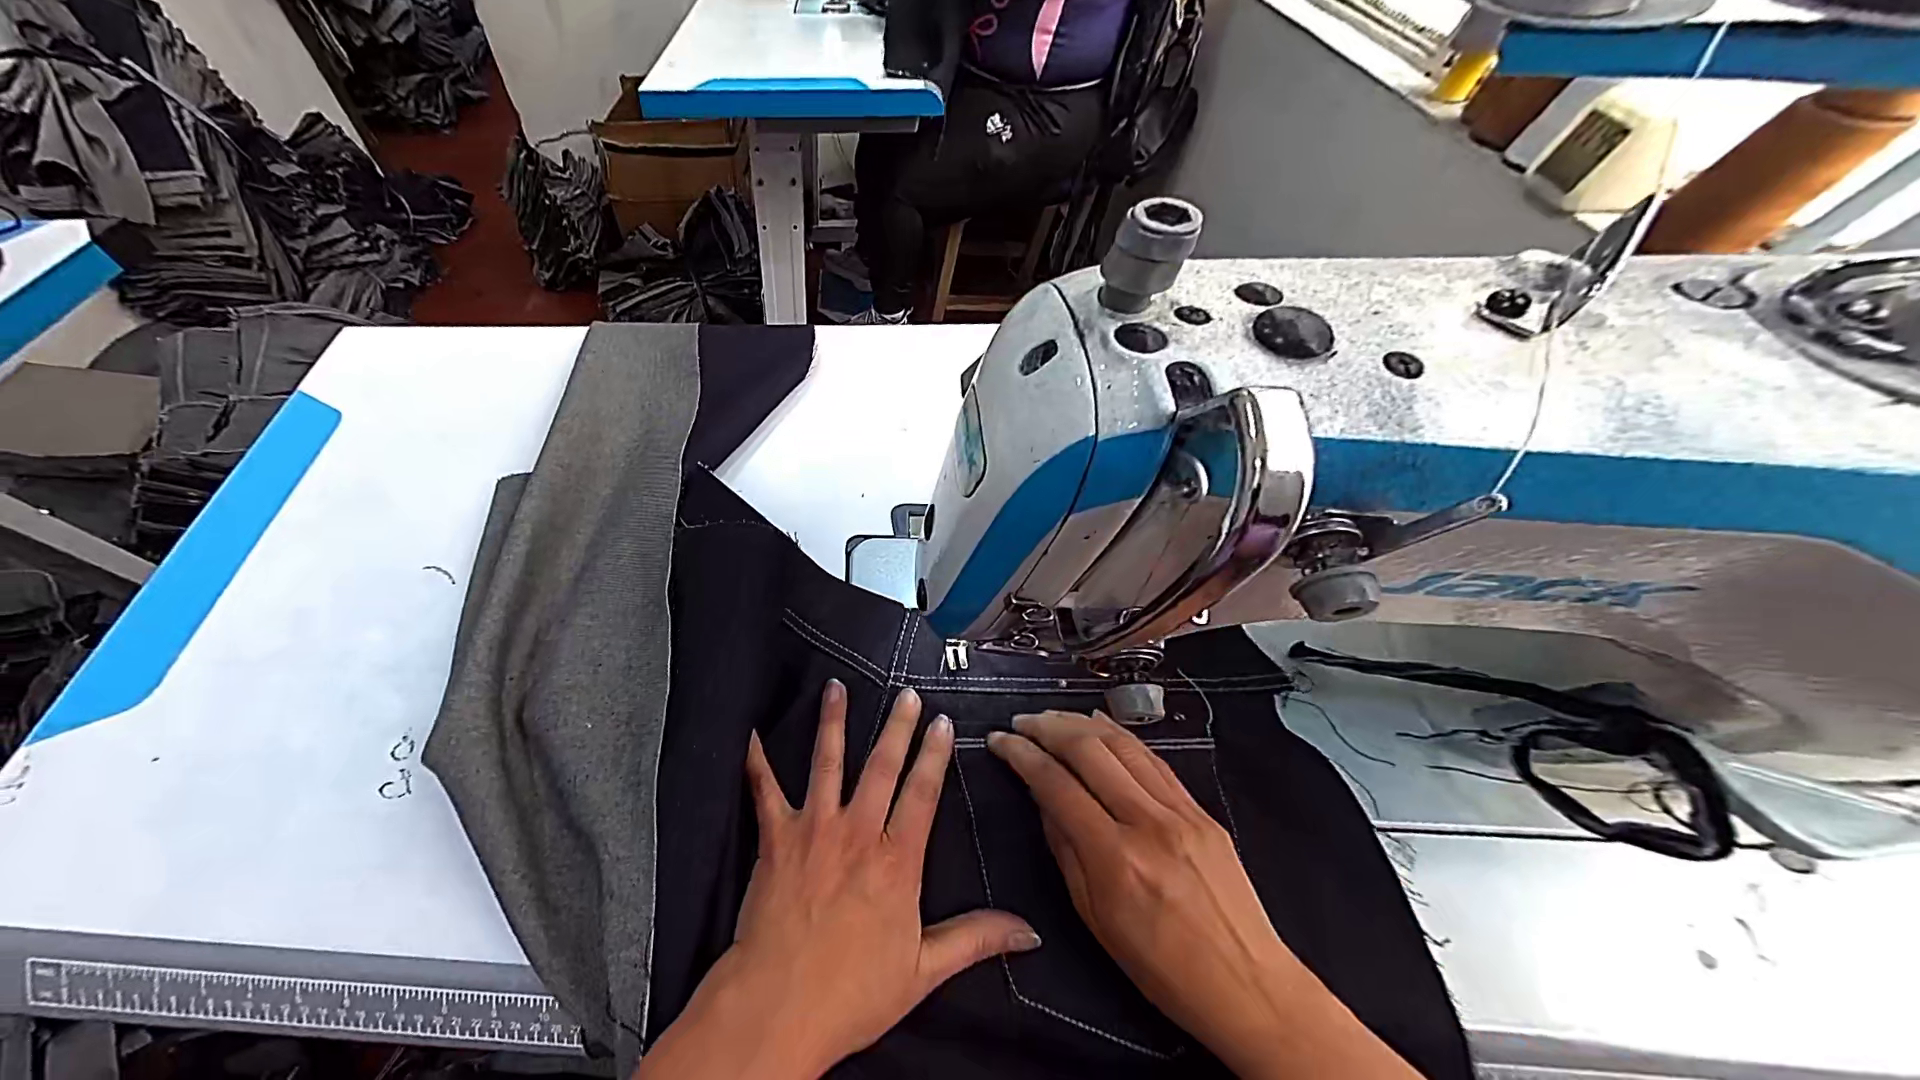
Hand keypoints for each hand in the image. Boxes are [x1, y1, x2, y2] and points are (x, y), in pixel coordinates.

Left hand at [638, 683, 1038, 1079]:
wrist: (776, 1010)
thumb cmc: (849, 995)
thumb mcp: (924, 970)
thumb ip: (975, 940)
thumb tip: (1026, 932)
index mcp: (896, 861)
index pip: (922, 792)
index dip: (934, 753)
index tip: (941, 721)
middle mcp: (857, 835)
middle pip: (882, 766)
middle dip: (897, 726)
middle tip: (906, 695)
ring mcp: (815, 831)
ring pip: (827, 763)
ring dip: (834, 723)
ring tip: (837, 688)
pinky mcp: (776, 840)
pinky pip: (764, 792)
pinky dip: (756, 762)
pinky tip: (751, 734)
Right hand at [988, 711, 1418, 1079]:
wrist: (1247, 984)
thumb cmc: (1162, 968)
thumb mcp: (1094, 918)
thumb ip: (1064, 850)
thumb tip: (1044, 800)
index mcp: (1115, 858)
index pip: (1056, 784)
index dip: (1022, 756)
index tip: (1001, 741)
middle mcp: (1149, 823)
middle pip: (1089, 750)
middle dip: (1047, 727)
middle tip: (1022, 722)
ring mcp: (1181, 811)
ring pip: (1123, 744)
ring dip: (1081, 722)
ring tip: (1052, 716)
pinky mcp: (1202, 810)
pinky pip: (1154, 759)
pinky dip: (1121, 736)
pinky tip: (1101, 726)